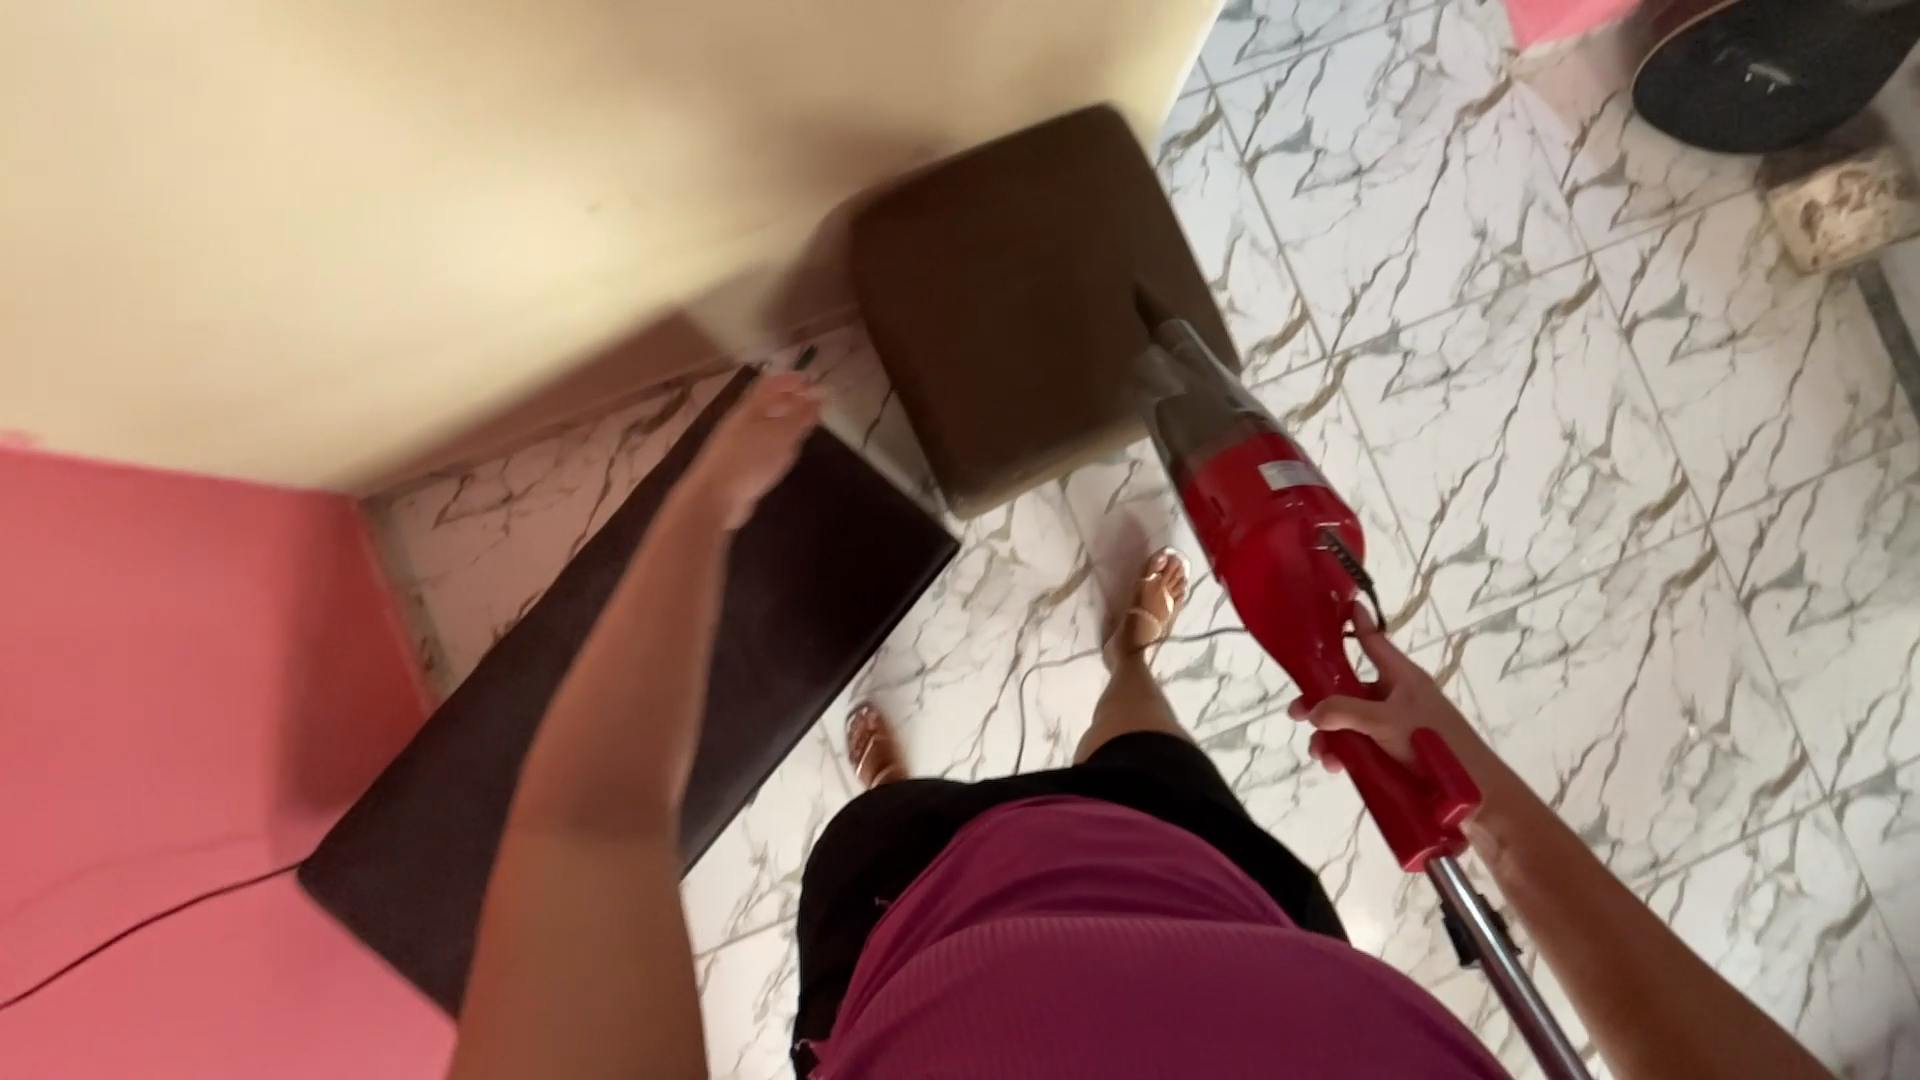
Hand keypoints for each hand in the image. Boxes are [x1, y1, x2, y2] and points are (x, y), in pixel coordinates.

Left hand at [679, 371, 820, 529]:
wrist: (715, 497)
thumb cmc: (751, 460)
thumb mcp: (782, 435)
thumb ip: (801, 415)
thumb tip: (818, 395)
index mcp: (750, 410)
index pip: (769, 384)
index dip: (789, 378)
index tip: (810, 379)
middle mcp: (741, 422)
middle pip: (765, 403)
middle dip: (788, 399)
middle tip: (810, 402)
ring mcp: (736, 444)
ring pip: (763, 424)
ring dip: (783, 420)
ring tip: (802, 426)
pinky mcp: (738, 464)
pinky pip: (761, 444)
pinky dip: (776, 441)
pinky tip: (785, 452)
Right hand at [1286, 606, 1496, 781]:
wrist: (1475, 794)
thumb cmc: (1434, 743)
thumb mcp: (1385, 721)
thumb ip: (1344, 711)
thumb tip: (1311, 712)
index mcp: (1400, 677)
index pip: (1373, 641)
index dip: (1357, 624)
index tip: (1342, 605)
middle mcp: (1394, 696)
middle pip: (1347, 688)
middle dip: (1320, 701)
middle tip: (1297, 714)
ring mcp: (1392, 724)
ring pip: (1347, 721)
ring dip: (1329, 736)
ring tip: (1322, 755)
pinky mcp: (1392, 751)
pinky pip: (1357, 744)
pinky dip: (1343, 754)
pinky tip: (1335, 766)